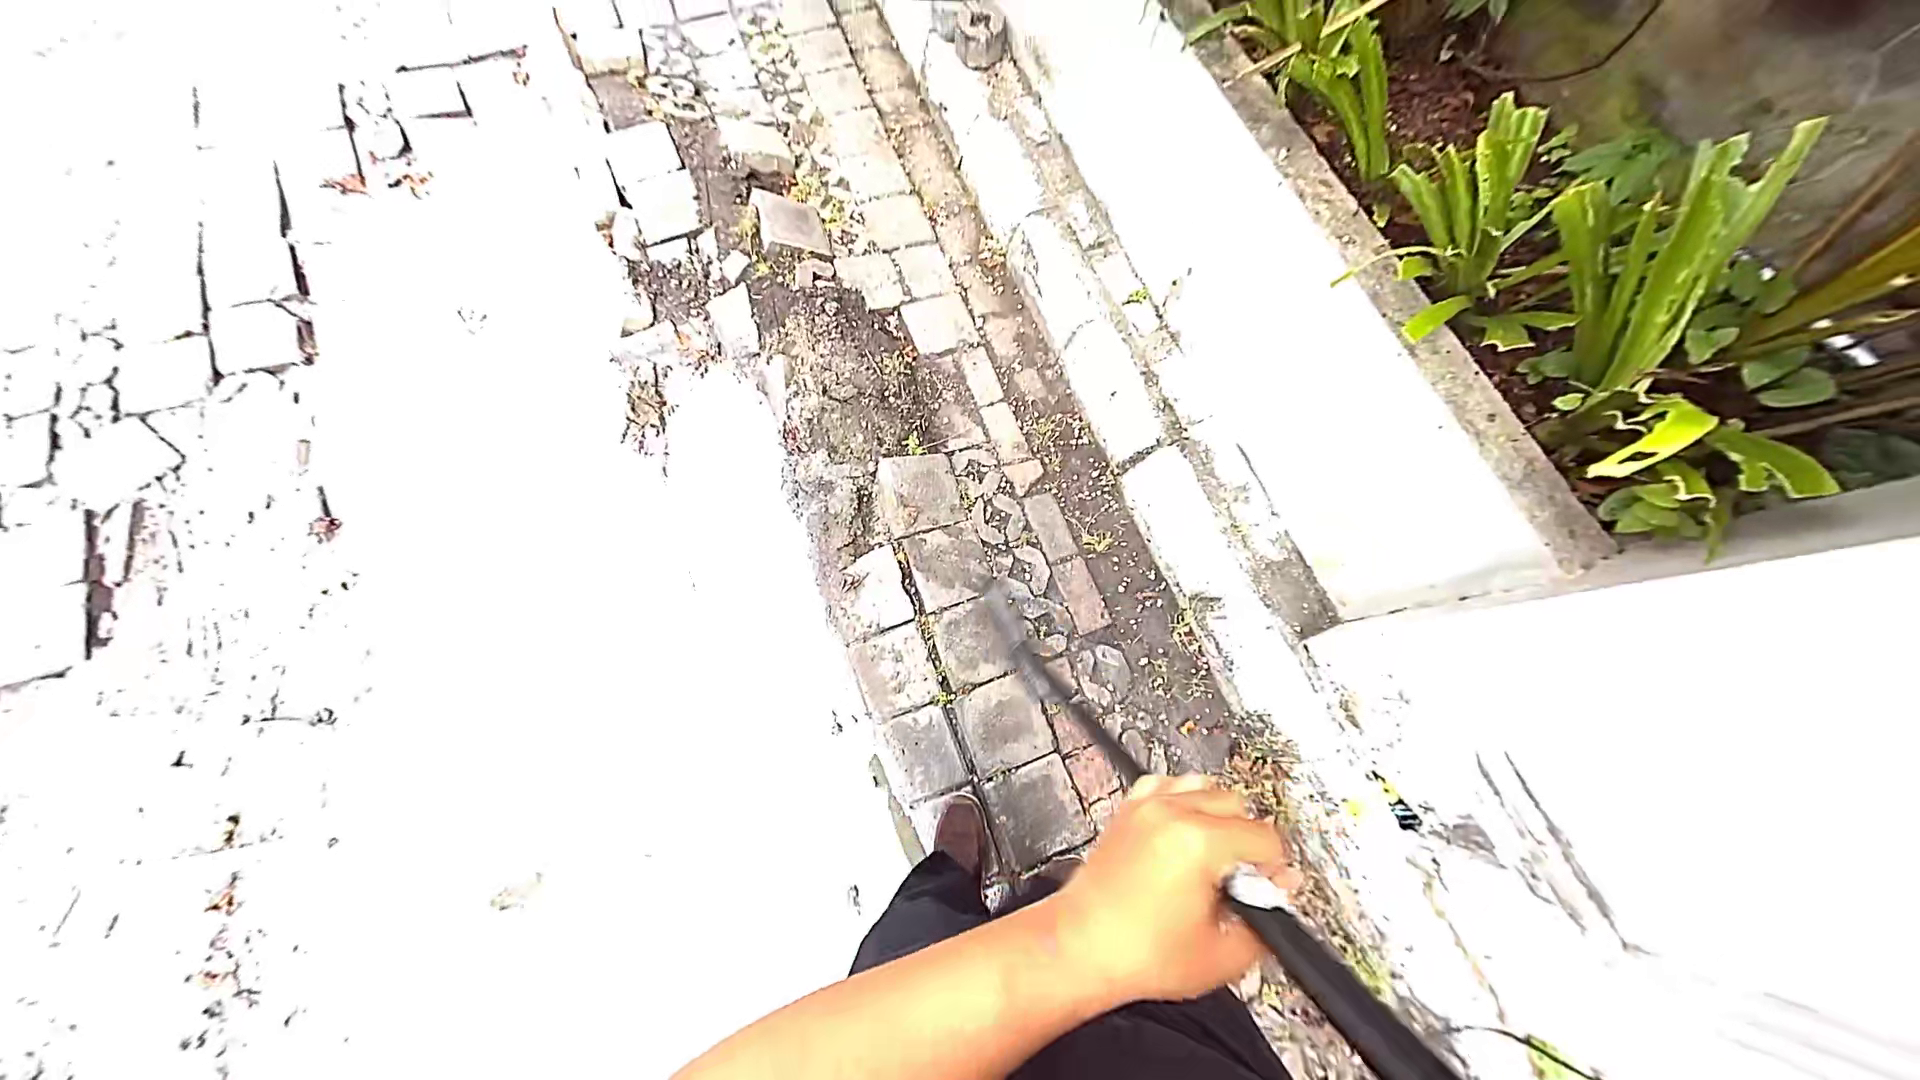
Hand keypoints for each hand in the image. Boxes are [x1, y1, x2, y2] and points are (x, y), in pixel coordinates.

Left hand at [1050, 774, 1300, 1004]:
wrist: (1083, 943)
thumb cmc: (1138, 950)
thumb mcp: (1222, 956)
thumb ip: (1267, 920)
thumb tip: (1282, 889)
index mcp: (1199, 842)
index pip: (1264, 836)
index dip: (1275, 868)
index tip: (1269, 887)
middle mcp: (1172, 812)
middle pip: (1237, 804)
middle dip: (1248, 840)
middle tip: (1241, 878)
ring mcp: (1147, 805)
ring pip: (1202, 786)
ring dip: (1217, 816)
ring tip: (1213, 856)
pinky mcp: (1128, 809)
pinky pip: (1165, 784)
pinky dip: (1181, 800)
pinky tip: (1182, 832)